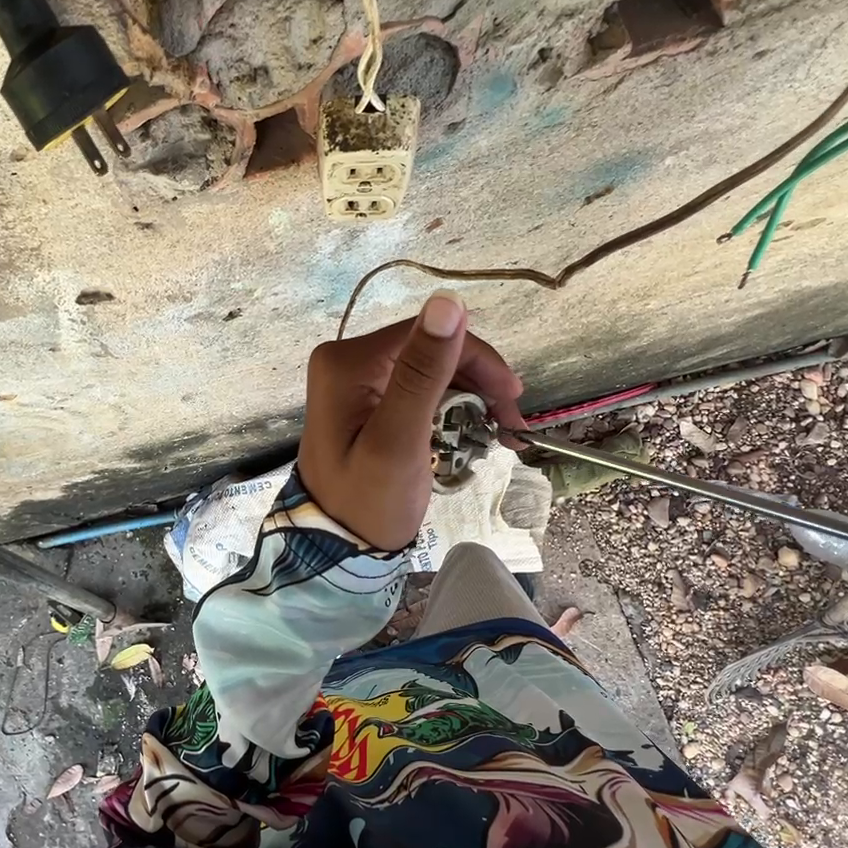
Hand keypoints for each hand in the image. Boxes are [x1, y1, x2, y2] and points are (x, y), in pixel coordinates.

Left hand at [298, 291, 526, 550]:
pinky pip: (418, 389)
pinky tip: (475, 431)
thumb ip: (422, 373)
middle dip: (479, 383)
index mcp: (347, 362)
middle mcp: (346, 361)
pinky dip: (451, 408)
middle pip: (432, 350)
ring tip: (500, 434)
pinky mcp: (365, 402)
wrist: (335, 547)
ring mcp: (354, 381)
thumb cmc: (367, 502)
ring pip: (431, 369)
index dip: (479, 362)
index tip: (512, 404)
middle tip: (511, 426)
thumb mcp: (398, 440)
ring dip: (471, 396)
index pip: (429, 334)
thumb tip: (448, 300)